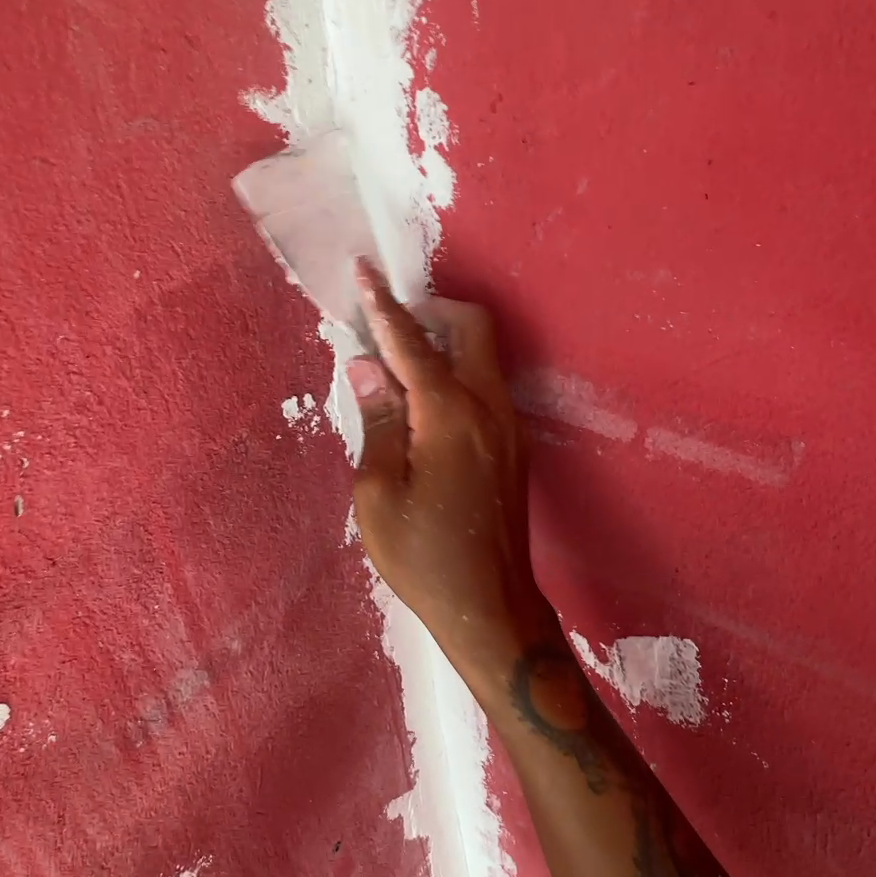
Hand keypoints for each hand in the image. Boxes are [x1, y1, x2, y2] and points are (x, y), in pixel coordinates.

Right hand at [347, 262, 541, 659]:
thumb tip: (367, 367)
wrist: (490, 606)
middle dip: (429, 310)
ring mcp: (508, 425)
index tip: (363, 271)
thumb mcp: (378, 493)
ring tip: (395, 368)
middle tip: (386, 326)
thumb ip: (376, 421)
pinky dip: (453, 373)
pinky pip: (483, 385)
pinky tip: (420, 405)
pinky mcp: (512, 445)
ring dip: (442, 342)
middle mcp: (489, 407)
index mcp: (450, 415)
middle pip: (470, 326)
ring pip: (481, 354)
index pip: (412, 344)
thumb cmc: (423, 556)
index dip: (382, 306)